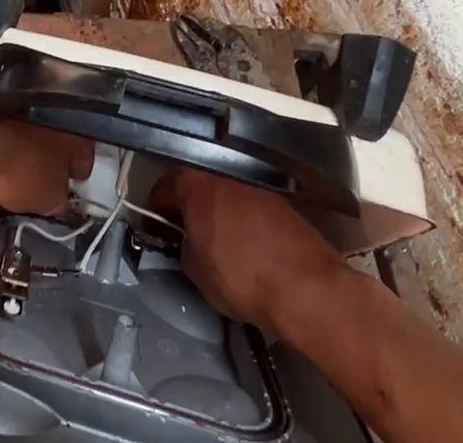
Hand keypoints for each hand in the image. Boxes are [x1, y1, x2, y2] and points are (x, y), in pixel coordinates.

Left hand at [0, 90, 91, 215]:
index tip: (73, 183)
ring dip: (17, 160)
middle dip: (45, 166)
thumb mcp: (49, 199)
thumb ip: (57, 201)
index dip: (78, 174)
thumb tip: (55, 202)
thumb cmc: (21, 164)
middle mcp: (51, 107)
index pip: (86, 154)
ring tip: (5, 187)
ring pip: (23, 136)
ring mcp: (19, 102)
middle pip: (52, 142)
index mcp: (75, 128)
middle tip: (38, 188)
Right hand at [150, 167, 349, 330]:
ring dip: (215, 213)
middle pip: (195, 187)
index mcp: (195, 181)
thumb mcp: (194, 268)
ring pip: (225, 195)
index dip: (153, 215)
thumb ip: (183, 246)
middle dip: (186, 209)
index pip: (161, 191)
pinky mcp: (284, 203)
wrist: (309, 288)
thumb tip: (189, 243)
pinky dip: (241, 221)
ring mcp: (257, 185)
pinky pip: (250, 207)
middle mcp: (225, 173)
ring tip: (215, 243)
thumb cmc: (240, 275)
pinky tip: (245, 246)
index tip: (154, 235)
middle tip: (183, 237)